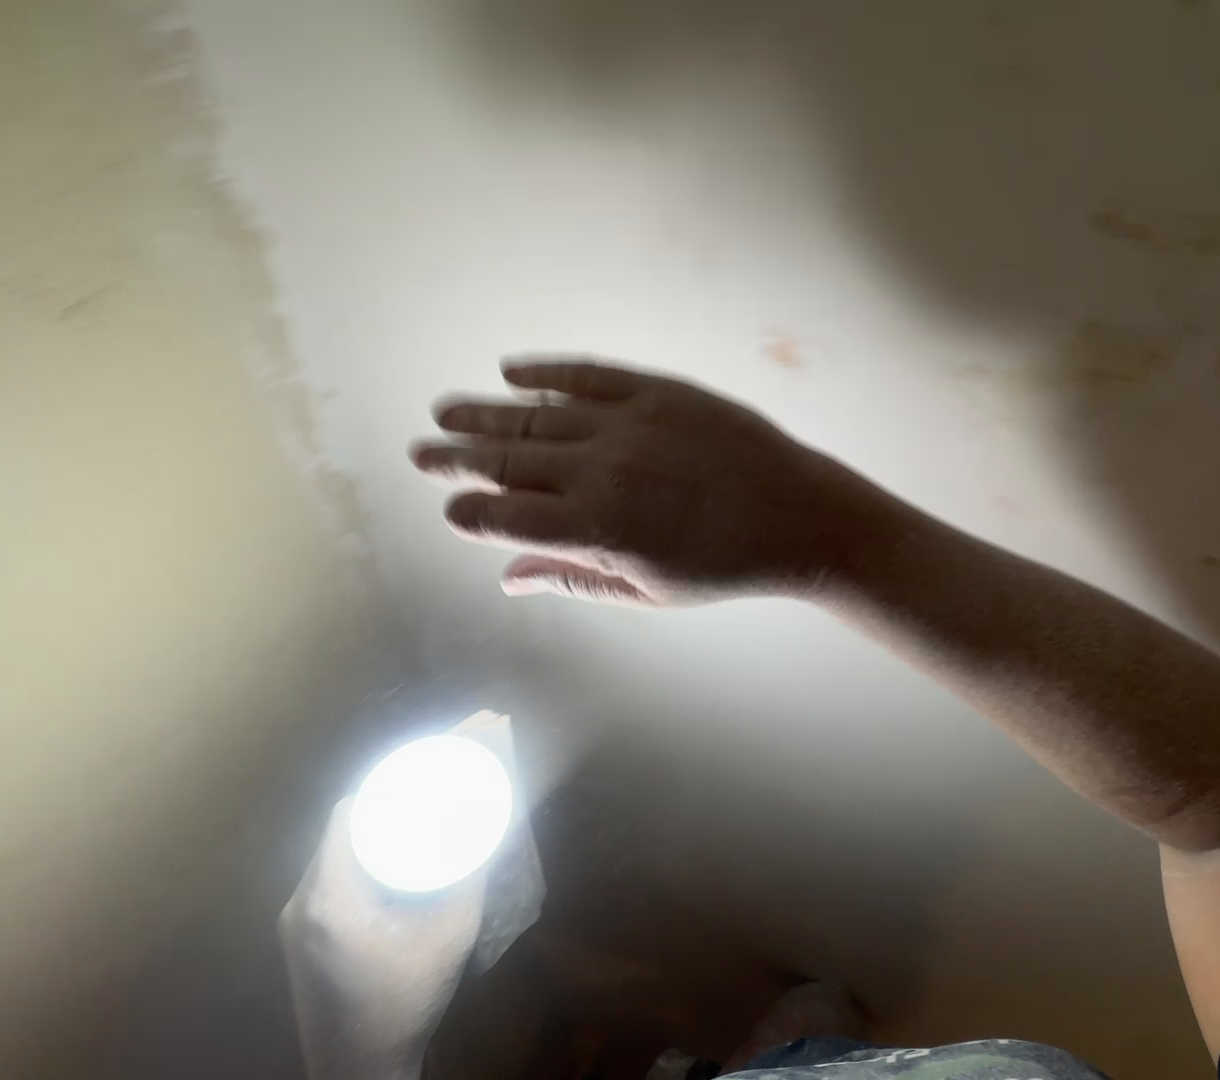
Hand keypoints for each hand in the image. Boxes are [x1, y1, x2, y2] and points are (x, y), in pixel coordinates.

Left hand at [279, 799, 486, 1079]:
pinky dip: (357, 862)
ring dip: (369, 835)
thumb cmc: (406, 998)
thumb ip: (470, 875)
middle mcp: (301, 903)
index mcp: (331, 897)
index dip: (382, 788)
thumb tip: (490, 825)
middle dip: (382, 809)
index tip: (420, 778)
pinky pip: (327, 879)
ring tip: (413, 825)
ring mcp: (294, 923)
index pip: (346, 815)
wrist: (361, 1067)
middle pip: (339, 831)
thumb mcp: (452, 933)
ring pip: (332, 854)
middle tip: (425, 798)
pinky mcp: (299, 939)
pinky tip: (391, 866)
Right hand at [413, 357, 889, 604]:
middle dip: (457, 458)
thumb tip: (507, 581)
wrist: (800, 516)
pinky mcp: (659, 390)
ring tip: (445, 411)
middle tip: (420, 451)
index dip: (469, 513)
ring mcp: (629, 424)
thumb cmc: (724, 567)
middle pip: (507, 461)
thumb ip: (573, 580)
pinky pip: (587, 373)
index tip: (450, 509)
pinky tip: (510, 371)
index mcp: (596, 531)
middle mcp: (601, 472)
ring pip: (536, 414)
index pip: (504, 518)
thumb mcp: (647, 591)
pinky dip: (545, 371)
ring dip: (484, 413)